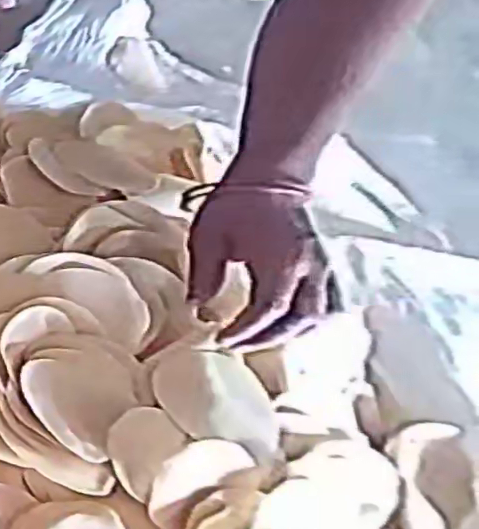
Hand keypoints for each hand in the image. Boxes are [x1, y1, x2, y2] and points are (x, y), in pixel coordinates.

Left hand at [187, 190, 335, 349]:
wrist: (271, 183)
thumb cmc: (232, 209)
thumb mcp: (205, 240)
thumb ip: (204, 276)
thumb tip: (196, 308)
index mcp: (283, 263)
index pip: (270, 309)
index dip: (247, 330)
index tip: (220, 340)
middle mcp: (315, 270)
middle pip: (302, 319)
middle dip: (269, 338)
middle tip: (236, 345)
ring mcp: (330, 268)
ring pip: (324, 315)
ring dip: (293, 332)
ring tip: (257, 339)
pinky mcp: (332, 265)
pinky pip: (332, 303)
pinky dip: (310, 319)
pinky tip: (285, 324)